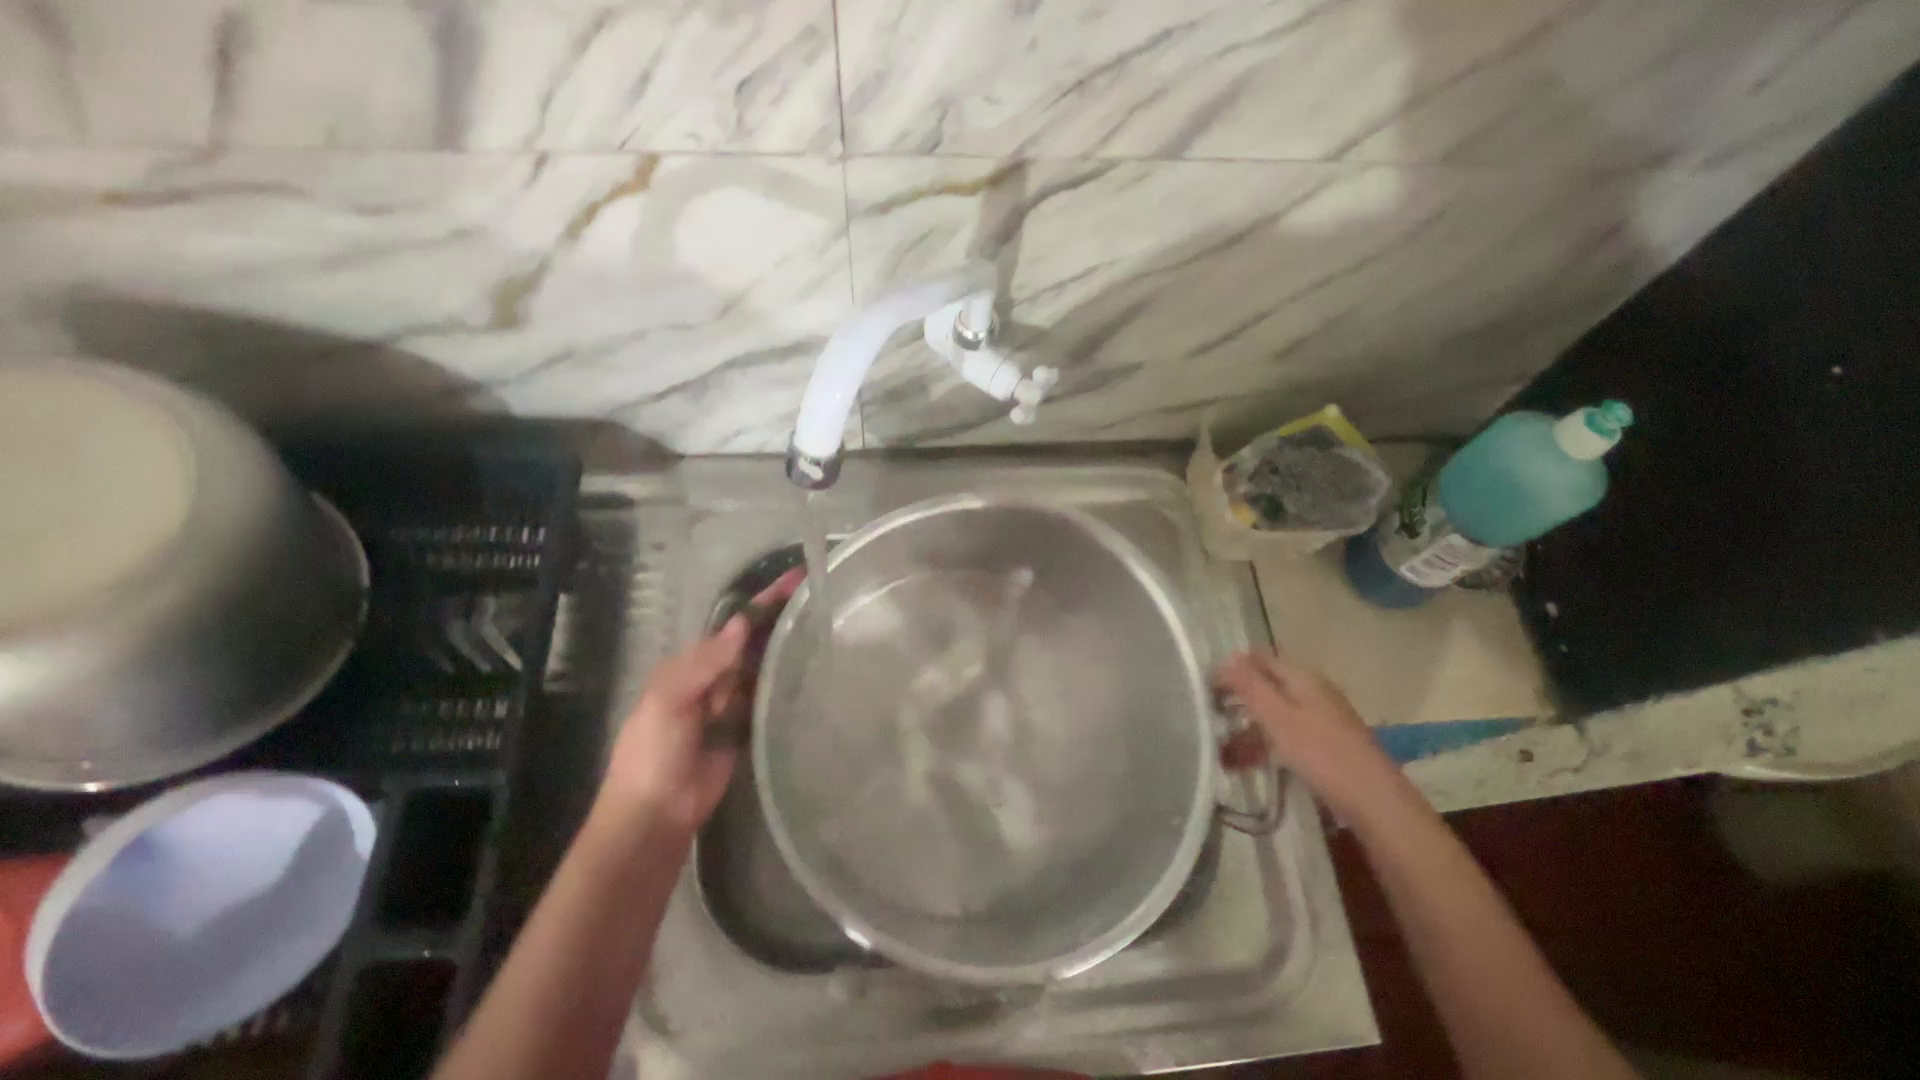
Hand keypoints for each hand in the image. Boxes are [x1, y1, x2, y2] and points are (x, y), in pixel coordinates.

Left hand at [600, 568, 802, 833]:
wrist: (654, 815)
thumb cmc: (653, 752)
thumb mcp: (668, 701)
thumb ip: (705, 663)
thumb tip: (743, 624)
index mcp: (691, 665)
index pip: (734, 624)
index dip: (763, 601)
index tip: (796, 579)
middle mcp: (714, 678)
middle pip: (754, 642)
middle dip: (782, 619)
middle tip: (824, 598)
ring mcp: (732, 706)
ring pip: (765, 669)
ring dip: (790, 648)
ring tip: (830, 626)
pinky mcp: (747, 732)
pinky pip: (770, 702)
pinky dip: (789, 686)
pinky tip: (816, 673)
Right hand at [1215, 648, 1397, 815]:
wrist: (1373, 799)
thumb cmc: (1321, 753)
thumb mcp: (1278, 717)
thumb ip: (1250, 686)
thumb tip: (1226, 656)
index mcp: (1302, 678)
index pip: (1259, 658)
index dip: (1230, 668)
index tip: (1203, 689)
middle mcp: (1312, 691)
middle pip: (1265, 686)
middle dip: (1235, 700)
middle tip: (1205, 719)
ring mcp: (1319, 718)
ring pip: (1273, 714)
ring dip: (1245, 728)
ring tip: (1216, 750)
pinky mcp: (1323, 744)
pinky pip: (1283, 736)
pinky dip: (1262, 745)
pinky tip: (1242, 764)